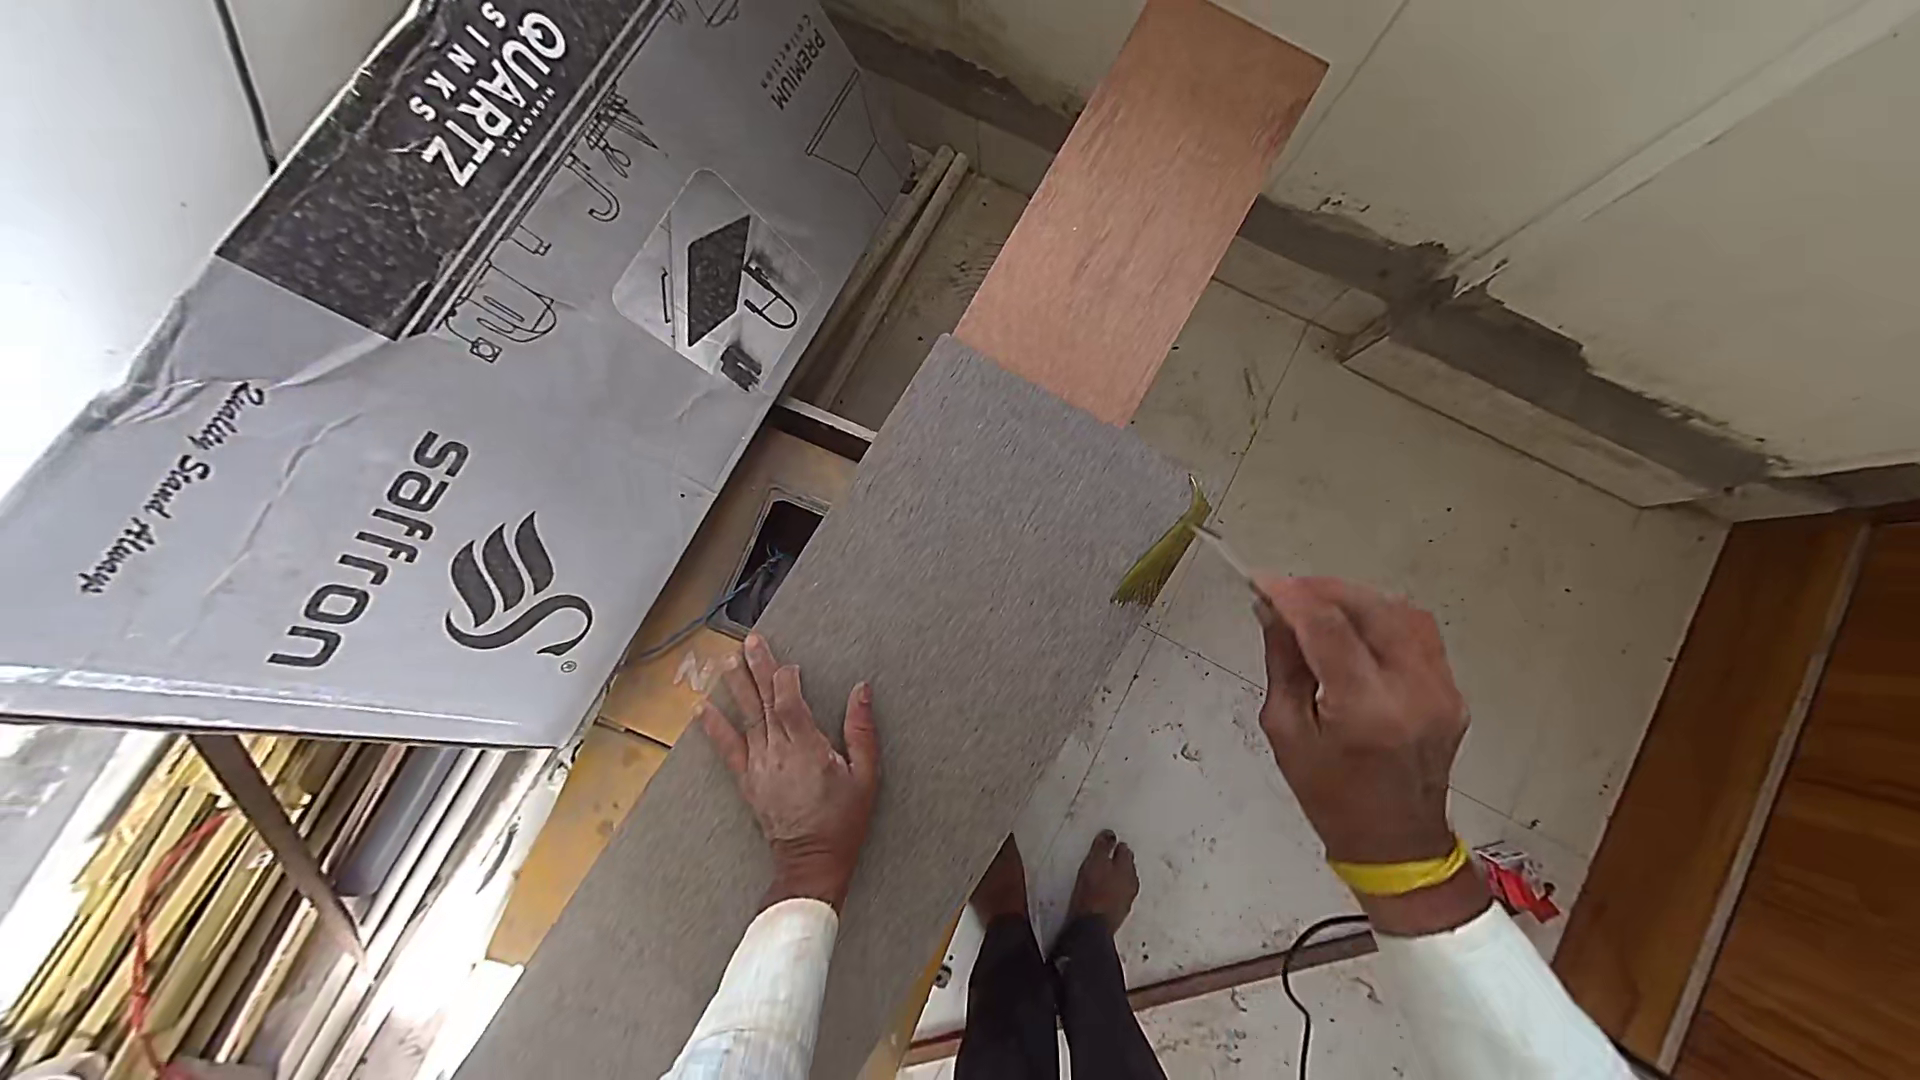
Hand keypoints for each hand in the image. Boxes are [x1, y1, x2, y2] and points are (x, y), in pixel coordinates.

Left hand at [700, 632, 878, 910]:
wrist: (812, 863)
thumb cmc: (843, 820)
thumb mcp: (866, 774)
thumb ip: (862, 730)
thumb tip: (861, 690)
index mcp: (807, 748)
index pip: (789, 702)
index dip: (787, 678)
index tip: (790, 662)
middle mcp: (777, 753)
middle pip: (764, 702)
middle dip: (757, 668)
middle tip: (751, 641)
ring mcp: (758, 767)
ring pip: (745, 718)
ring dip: (737, 687)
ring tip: (728, 661)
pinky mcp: (748, 781)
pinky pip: (727, 749)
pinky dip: (714, 728)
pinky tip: (704, 709)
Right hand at [1254, 576, 1487, 934]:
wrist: (1395, 840)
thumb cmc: (1326, 791)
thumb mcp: (1284, 727)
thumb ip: (1283, 662)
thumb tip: (1272, 611)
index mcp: (1365, 710)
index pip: (1327, 628)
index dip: (1291, 595)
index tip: (1261, 581)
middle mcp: (1413, 692)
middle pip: (1372, 608)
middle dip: (1323, 588)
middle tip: (1286, 590)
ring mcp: (1442, 690)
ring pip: (1402, 612)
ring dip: (1354, 596)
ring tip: (1316, 601)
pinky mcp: (1452, 690)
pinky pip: (1418, 632)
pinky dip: (1380, 614)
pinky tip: (1351, 623)